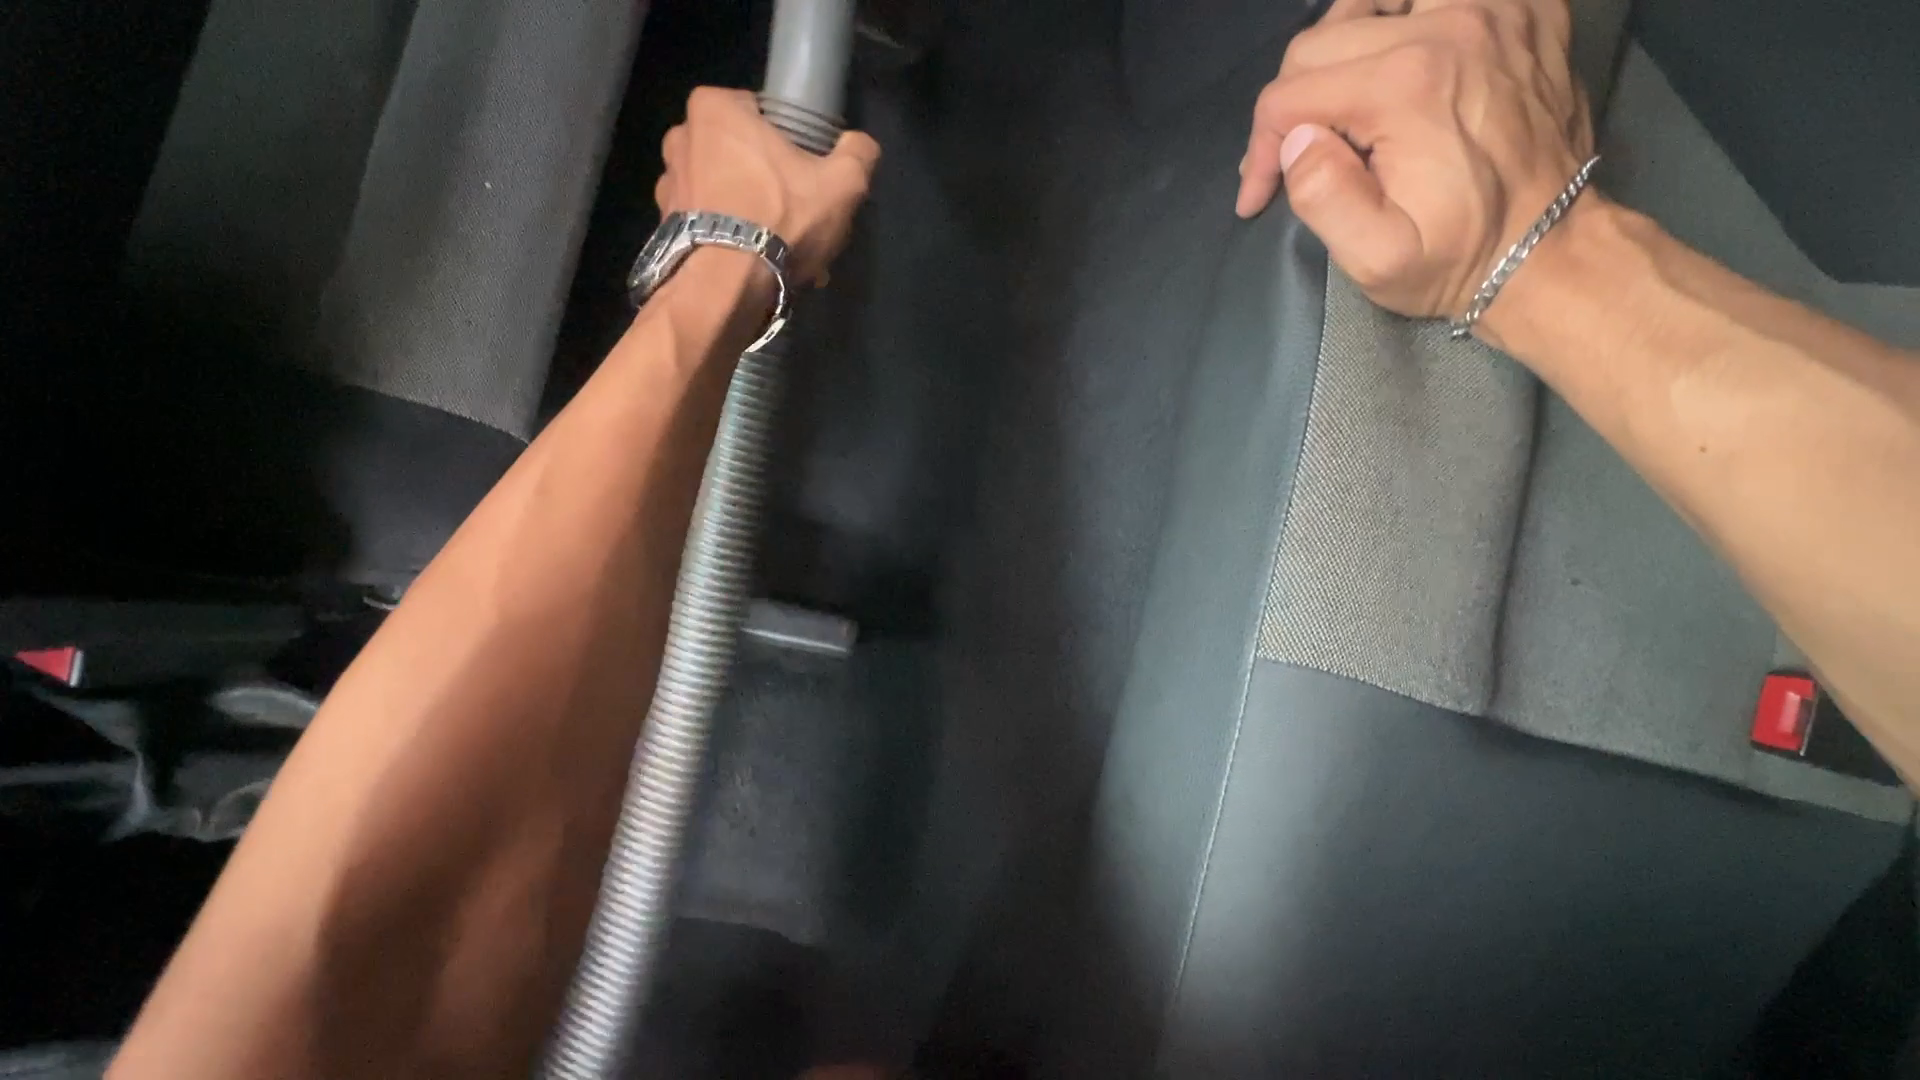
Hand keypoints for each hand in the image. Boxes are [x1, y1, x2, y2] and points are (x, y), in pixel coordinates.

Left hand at [656, 87, 879, 286]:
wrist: (725, 288)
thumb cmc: (779, 220)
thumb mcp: (841, 185)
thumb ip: (858, 156)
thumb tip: (860, 146)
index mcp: (714, 109)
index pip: (758, 112)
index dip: (787, 143)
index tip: (805, 174)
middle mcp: (681, 138)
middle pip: (739, 155)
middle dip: (767, 184)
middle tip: (797, 219)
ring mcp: (666, 185)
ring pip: (723, 194)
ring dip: (749, 218)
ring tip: (780, 253)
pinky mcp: (664, 227)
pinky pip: (708, 228)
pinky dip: (731, 243)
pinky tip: (757, 268)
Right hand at [1235, 0, 1594, 322]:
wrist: (1549, 250)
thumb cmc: (1456, 260)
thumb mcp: (1376, 255)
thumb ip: (1323, 197)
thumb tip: (1294, 142)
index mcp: (1404, 86)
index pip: (1288, 95)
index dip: (1260, 150)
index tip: (1260, 196)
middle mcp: (1448, 25)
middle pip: (1321, 41)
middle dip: (1292, 103)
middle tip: (1297, 156)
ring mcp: (1494, 8)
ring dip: (1340, 45)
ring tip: (1337, 98)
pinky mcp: (1523, 11)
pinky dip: (1404, 18)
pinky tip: (1399, 62)